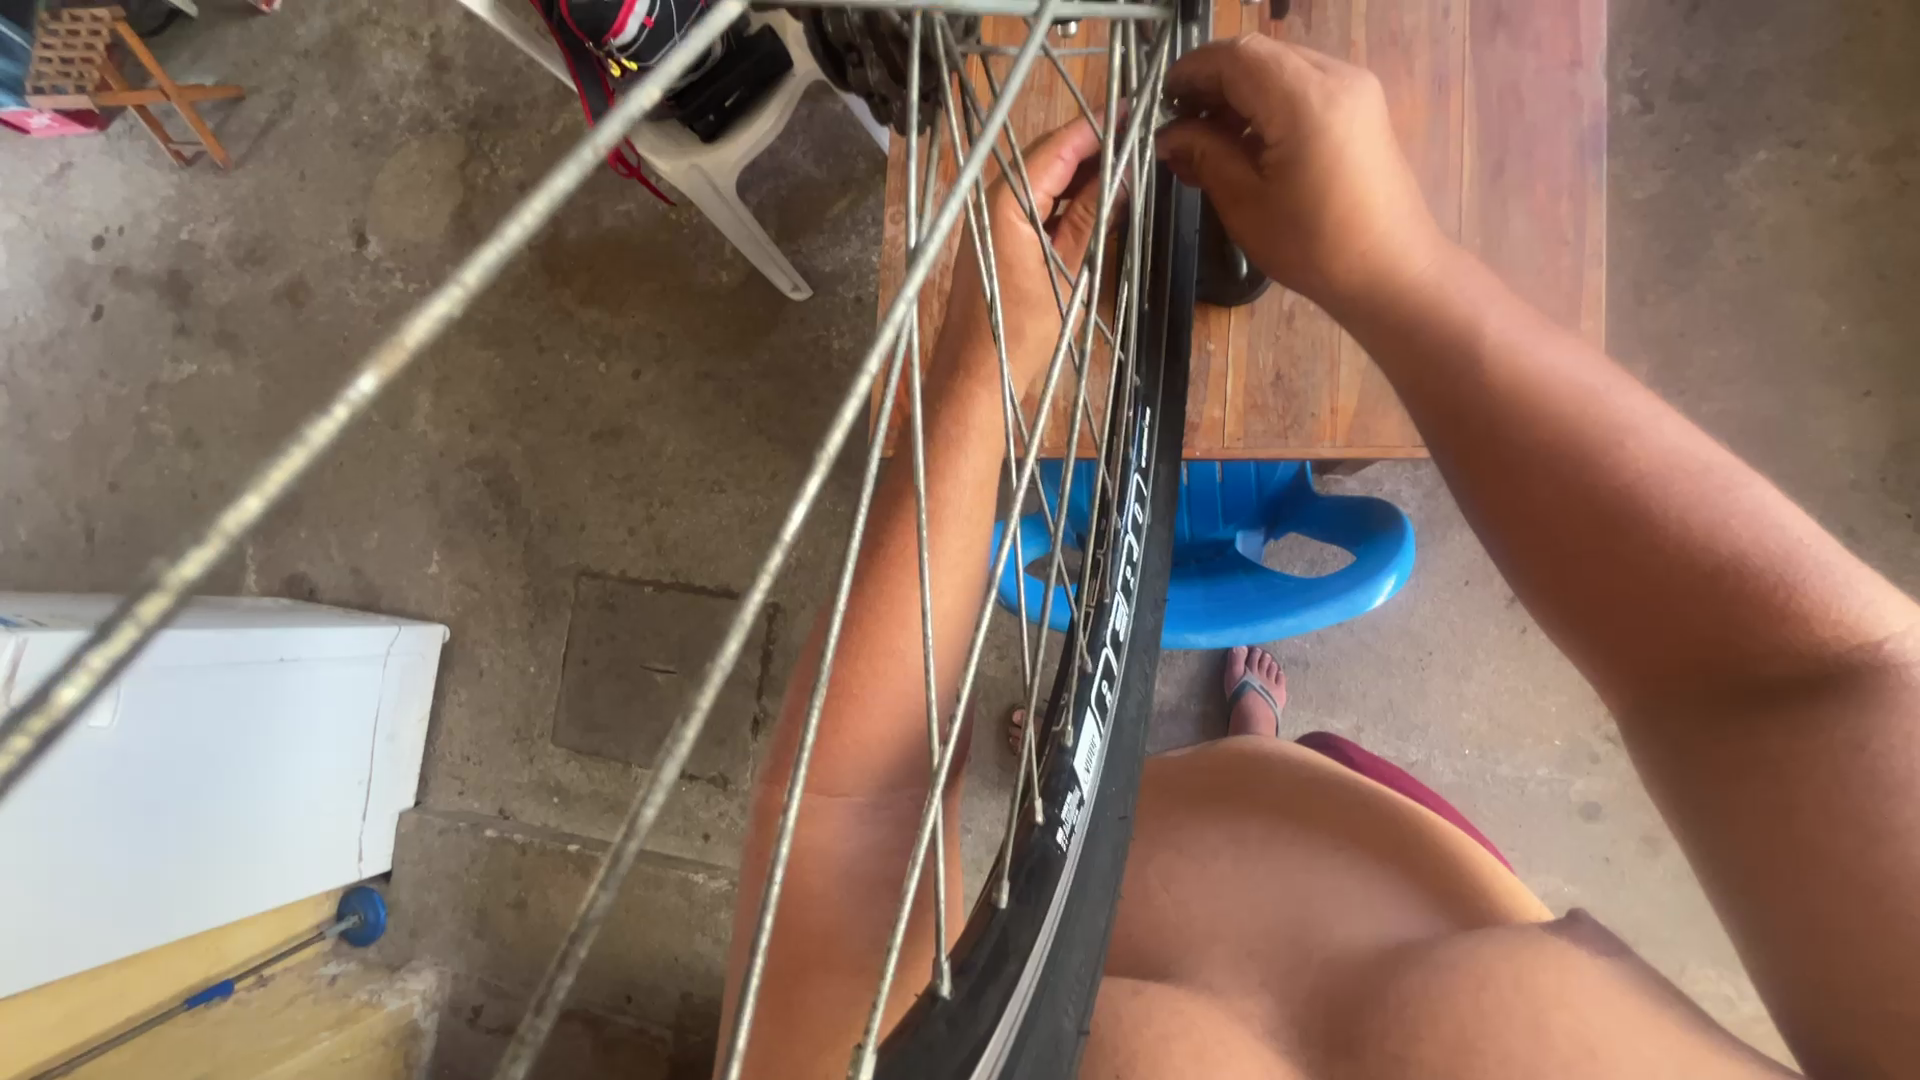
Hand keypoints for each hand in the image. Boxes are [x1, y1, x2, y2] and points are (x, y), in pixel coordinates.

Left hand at [938, 119, 1112, 393]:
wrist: (977, 375)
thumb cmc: (1021, 333)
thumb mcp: (1067, 274)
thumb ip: (1092, 218)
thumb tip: (1124, 172)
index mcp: (1007, 202)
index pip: (1059, 147)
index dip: (1099, 128)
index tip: (1138, 112)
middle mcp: (993, 201)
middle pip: (1048, 158)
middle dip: (1092, 148)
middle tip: (1140, 143)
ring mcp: (990, 220)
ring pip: (1041, 181)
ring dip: (1079, 176)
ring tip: (1126, 173)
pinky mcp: (995, 241)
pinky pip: (1033, 207)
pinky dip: (1062, 203)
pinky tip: (1094, 207)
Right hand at [1156, 34, 1450, 316]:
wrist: (1388, 269)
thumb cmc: (1312, 245)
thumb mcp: (1245, 203)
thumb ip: (1205, 155)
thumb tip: (1168, 136)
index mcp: (1305, 99)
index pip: (1237, 56)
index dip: (1191, 70)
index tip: (1159, 100)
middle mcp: (1335, 77)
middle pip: (1259, 57)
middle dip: (1211, 84)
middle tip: (1175, 126)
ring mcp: (1353, 89)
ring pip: (1279, 70)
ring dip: (1236, 97)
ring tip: (1202, 142)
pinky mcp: (1358, 108)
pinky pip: (1301, 89)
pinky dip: (1264, 106)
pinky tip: (1239, 145)